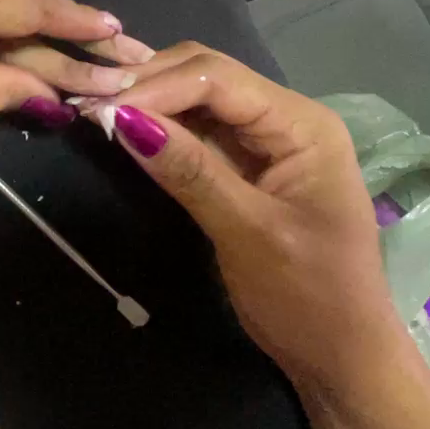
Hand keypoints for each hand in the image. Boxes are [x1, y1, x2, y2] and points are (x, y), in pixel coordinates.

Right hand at [94, 44, 405, 391]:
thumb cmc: (309, 297)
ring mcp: (262, 137)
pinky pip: (192, 125)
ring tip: (97, 112)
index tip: (101, 109)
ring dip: (147, 98)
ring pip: (194, 93)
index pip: (218, 79)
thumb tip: (121, 120)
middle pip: (205, 74)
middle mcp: (283, 116)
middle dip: (147, 83)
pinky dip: (156, 122)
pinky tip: (124, 126)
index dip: (157, 86)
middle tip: (90, 105)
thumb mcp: (248, 233)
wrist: (339, 355)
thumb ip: (189, 171)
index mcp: (302, 125)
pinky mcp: (241, 159)